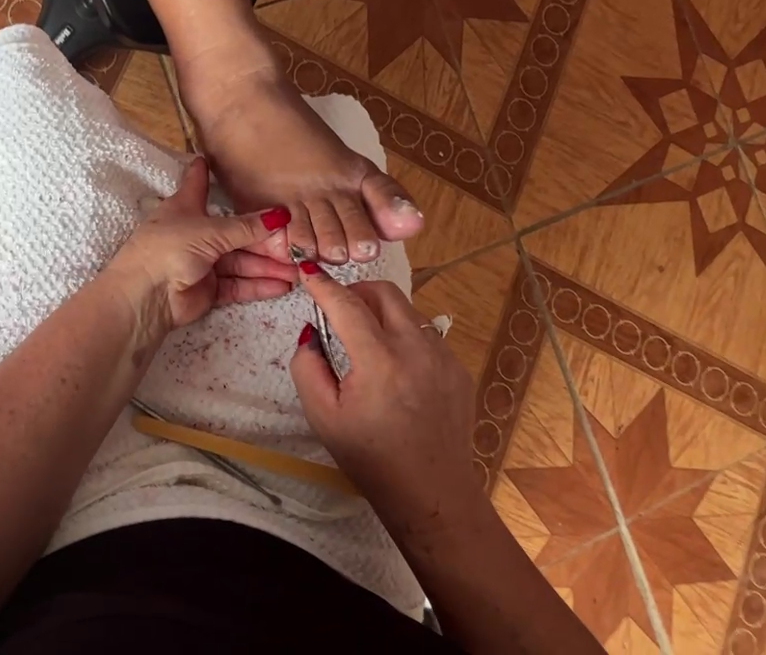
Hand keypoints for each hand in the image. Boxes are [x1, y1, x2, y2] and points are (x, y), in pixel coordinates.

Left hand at [105, 157, 298, 331]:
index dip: (204, 172)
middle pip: (236, 231)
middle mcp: (196, 232)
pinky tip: (283, 285)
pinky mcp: (208, 289)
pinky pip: (238, 284)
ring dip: (268, 265)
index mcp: (186, 208)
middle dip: (266, 238)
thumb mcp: (209, 231)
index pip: (198, 184)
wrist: (146, 296)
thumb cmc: (169, 248)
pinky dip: (259, 285)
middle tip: (297, 244)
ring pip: (241, 260)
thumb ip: (245, 227)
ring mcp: (203, 261)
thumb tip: (280, 215)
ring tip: (299, 270)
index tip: (206, 158)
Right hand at [289, 274, 481, 534]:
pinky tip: (393, 368)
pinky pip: (425, 334)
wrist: (432, 494)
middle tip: (338, 309)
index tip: (307, 271)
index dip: (323, 285)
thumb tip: (312, 331)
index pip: (346, 304)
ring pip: (407, 310)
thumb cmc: (369, 457)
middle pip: (384, 292)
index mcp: (379, 361)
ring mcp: (443, 357)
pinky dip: (402, 335)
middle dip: (356, 290)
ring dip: (380, 312)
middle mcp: (416, 350)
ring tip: (365, 341)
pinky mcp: (458, 369)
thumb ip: (307, 365)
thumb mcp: (322, 415)